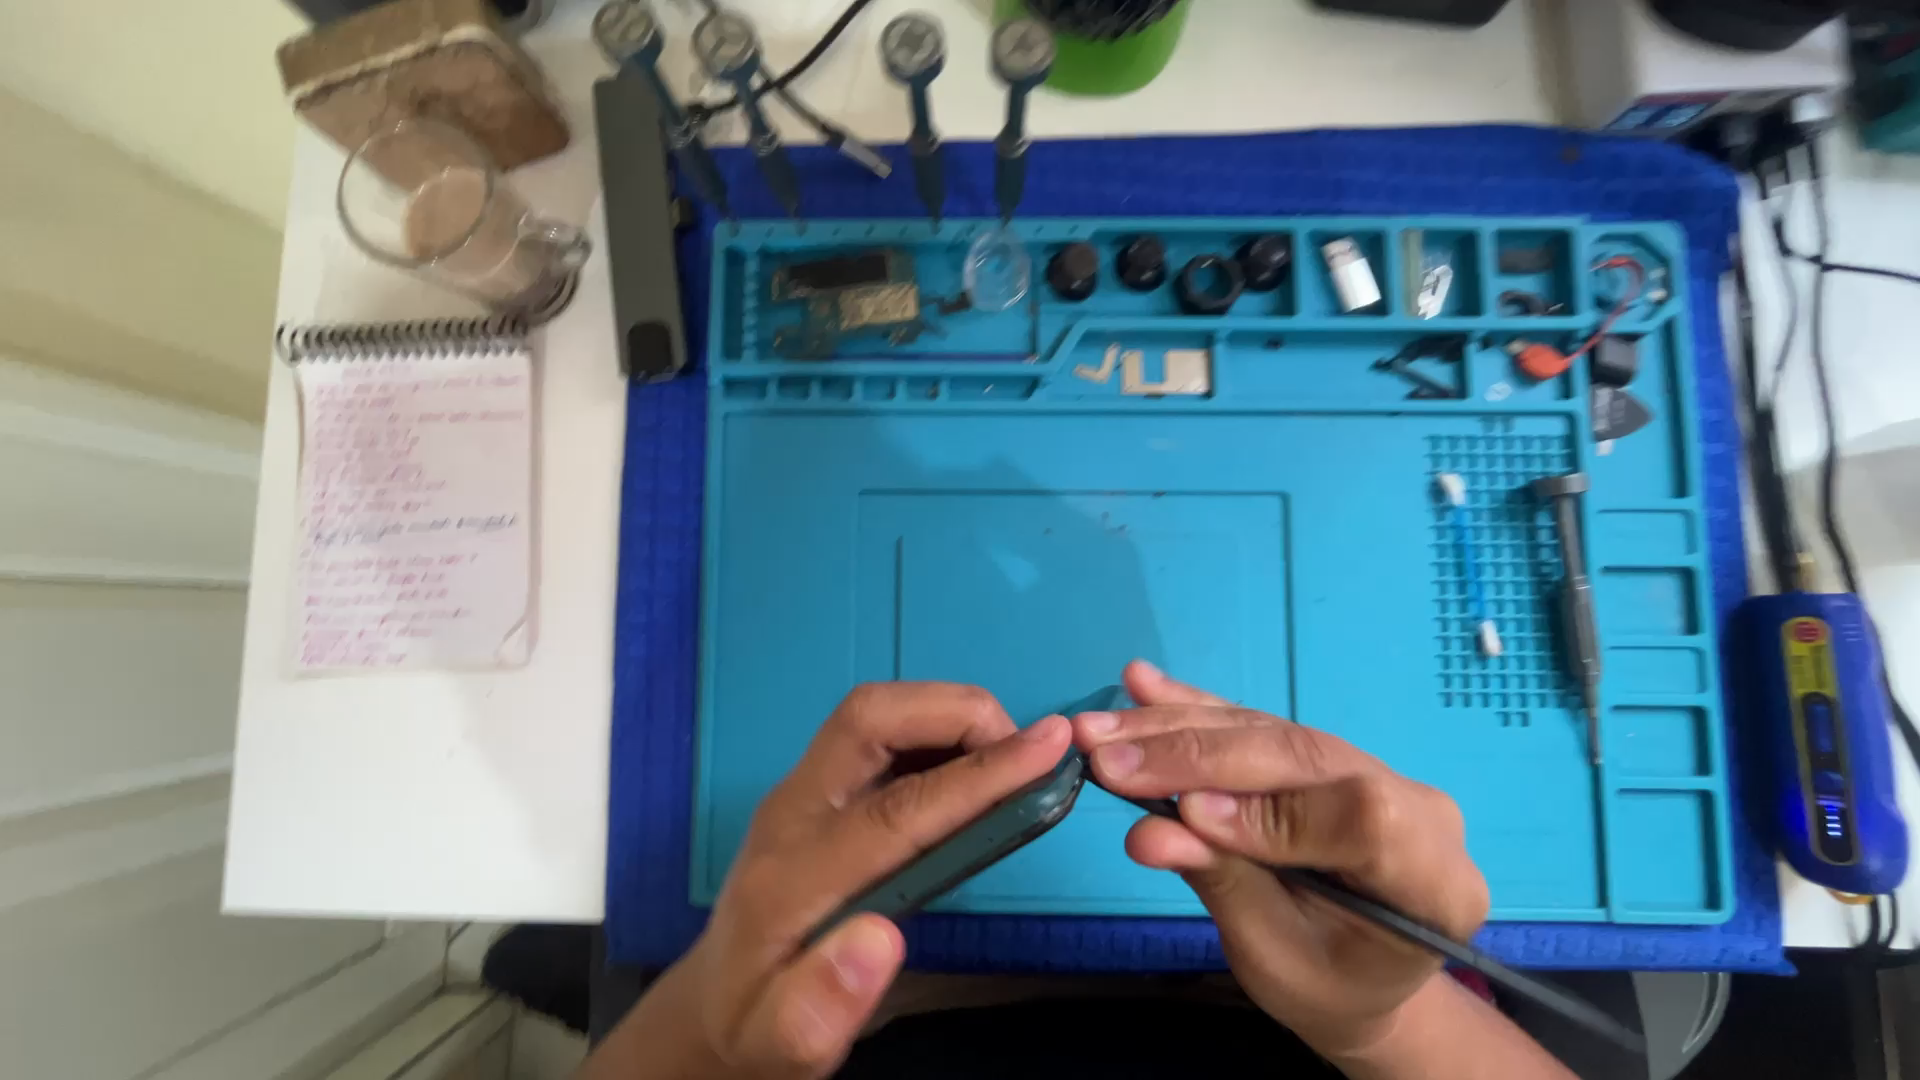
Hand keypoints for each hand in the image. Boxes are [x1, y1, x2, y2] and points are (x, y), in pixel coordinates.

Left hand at [603, 683, 1071, 1078]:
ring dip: (948, 713)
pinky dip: (936, 728)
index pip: (896, 809)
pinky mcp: (821, 782)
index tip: (1050, 750)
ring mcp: (806, 787)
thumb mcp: (779, 1047)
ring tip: (1010, 753)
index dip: (978, 776)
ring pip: (874, 711)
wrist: (714, 995)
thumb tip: (882, 939)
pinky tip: (972, 765)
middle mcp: (795, 808)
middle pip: (869, 718)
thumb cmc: (758, 1022)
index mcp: (792, 874)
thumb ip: (820, 1007)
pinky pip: (881, 729)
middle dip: (956, 713)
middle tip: (1027, 748)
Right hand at [1071, 661, 1489, 1060]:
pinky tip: (1142, 683)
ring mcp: (1356, 765)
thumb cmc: (1327, 983)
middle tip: (1105, 754)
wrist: (1358, 973)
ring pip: (1259, 730)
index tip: (1185, 813)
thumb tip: (1147, 833)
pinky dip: (1189, 706)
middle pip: (1294, 755)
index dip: (1269, 810)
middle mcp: (1405, 800)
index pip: (1361, 817)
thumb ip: (1223, 881)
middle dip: (1192, 755)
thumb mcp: (1277, 955)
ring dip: (1171, 727)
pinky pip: (1248, 722)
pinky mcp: (1308, 750)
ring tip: (1099, 727)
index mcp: (1430, 874)